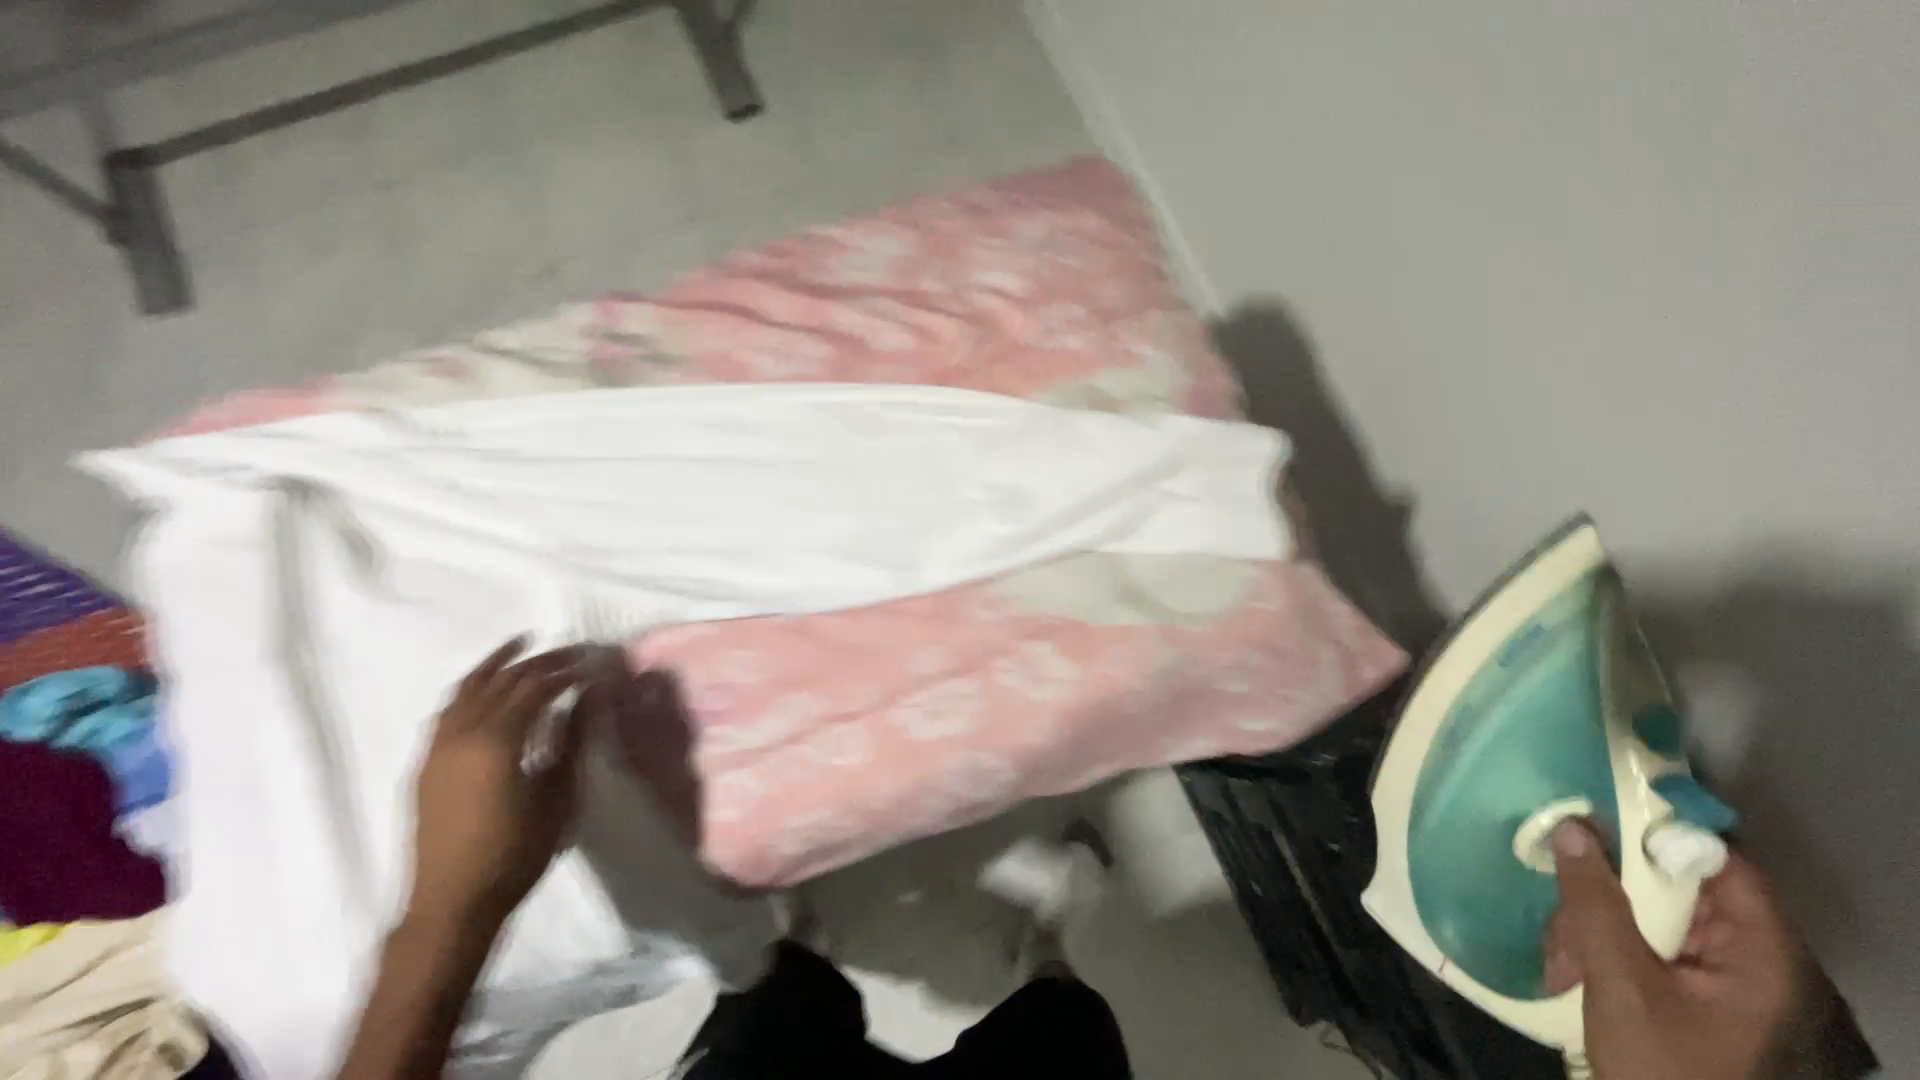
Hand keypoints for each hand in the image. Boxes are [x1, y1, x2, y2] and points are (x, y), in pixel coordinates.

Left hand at [407, 637, 592, 928]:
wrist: (452, 903)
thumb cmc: (515, 853)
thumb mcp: (558, 796)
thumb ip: (572, 740)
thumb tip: (588, 696)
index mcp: (496, 740)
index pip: (536, 686)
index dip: (568, 669)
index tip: (595, 661)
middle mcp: (461, 733)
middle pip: (503, 680)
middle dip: (540, 661)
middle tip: (572, 651)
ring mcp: (436, 748)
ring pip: (467, 689)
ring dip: (497, 664)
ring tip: (522, 645)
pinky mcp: (425, 764)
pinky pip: (448, 710)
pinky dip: (471, 688)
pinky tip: (486, 691)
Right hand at [1544, 820, 1805, 1079]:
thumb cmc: (1663, 1069)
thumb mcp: (1621, 985)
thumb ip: (1595, 903)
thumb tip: (1573, 825)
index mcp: (1762, 954)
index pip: (1722, 862)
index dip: (1664, 830)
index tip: (1601, 808)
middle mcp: (1752, 957)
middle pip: (1676, 887)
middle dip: (1606, 893)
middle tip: (1562, 912)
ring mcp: (1721, 977)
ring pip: (1649, 915)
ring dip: (1593, 927)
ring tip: (1560, 963)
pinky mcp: (1690, 991)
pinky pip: (1643, 943)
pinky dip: (1601, 949)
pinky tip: (1568, 973)